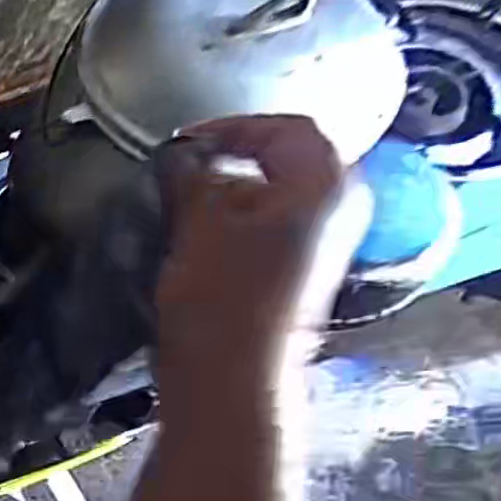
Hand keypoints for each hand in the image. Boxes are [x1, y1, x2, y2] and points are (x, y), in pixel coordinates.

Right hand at [154, 115, 367, 401]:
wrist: (228, 373)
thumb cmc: (219, 299)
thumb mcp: (201, 233)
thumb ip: (193, 186)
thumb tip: (181, 158)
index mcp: (323, 186)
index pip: (286, 130)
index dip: (231, 127)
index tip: (177, 141)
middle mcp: (332, 207)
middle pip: (277, 166)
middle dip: (222, 168)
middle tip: (169, 179)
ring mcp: (311, 244)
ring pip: (263, 203)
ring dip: (216, 202)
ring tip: (169, 214)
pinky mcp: (284, 274)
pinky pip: (255, 234)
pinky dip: (220, 230)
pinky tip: (185, 246)